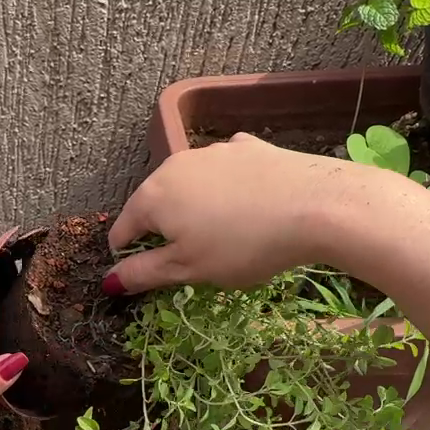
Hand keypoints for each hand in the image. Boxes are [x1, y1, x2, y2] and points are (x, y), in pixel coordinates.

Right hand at [105, 133, 412, 292]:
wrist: (319, 205)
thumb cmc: (243, 245)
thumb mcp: (188, 270)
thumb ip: (144, 274)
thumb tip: (109, 281)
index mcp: (152, 195)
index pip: (122, 231)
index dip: (129, 259)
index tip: (154, 278)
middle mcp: (175, 165)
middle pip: (154, 205)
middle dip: (163, 233)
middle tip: (193, 262)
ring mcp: (213, 151)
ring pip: (190, 188)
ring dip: (194, 211)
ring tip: (224, 237)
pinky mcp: (249, 147)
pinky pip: (224, 174)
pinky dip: (225, 192)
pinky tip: (247, 208)